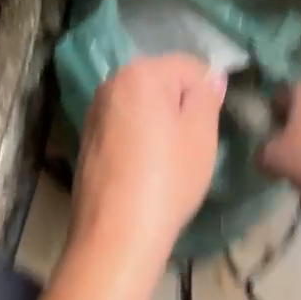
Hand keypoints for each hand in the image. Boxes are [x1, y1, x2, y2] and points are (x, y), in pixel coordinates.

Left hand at [69, 53, 226, 265]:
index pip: (190, 66)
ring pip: (142, 102)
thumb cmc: (167, 179)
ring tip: (167, 160)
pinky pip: (124, 122)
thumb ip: (207, 97)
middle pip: (162, 80)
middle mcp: (113, 80)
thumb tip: (212, 76)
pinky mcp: (88, 134)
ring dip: (158, 120)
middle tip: (190, 145)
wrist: (115, 233)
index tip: (208, 129)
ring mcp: (96, 108)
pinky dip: (138, 136)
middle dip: (180, 105)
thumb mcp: (201, 135)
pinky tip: (144, 168)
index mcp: (141, 72)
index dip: (207, 94)